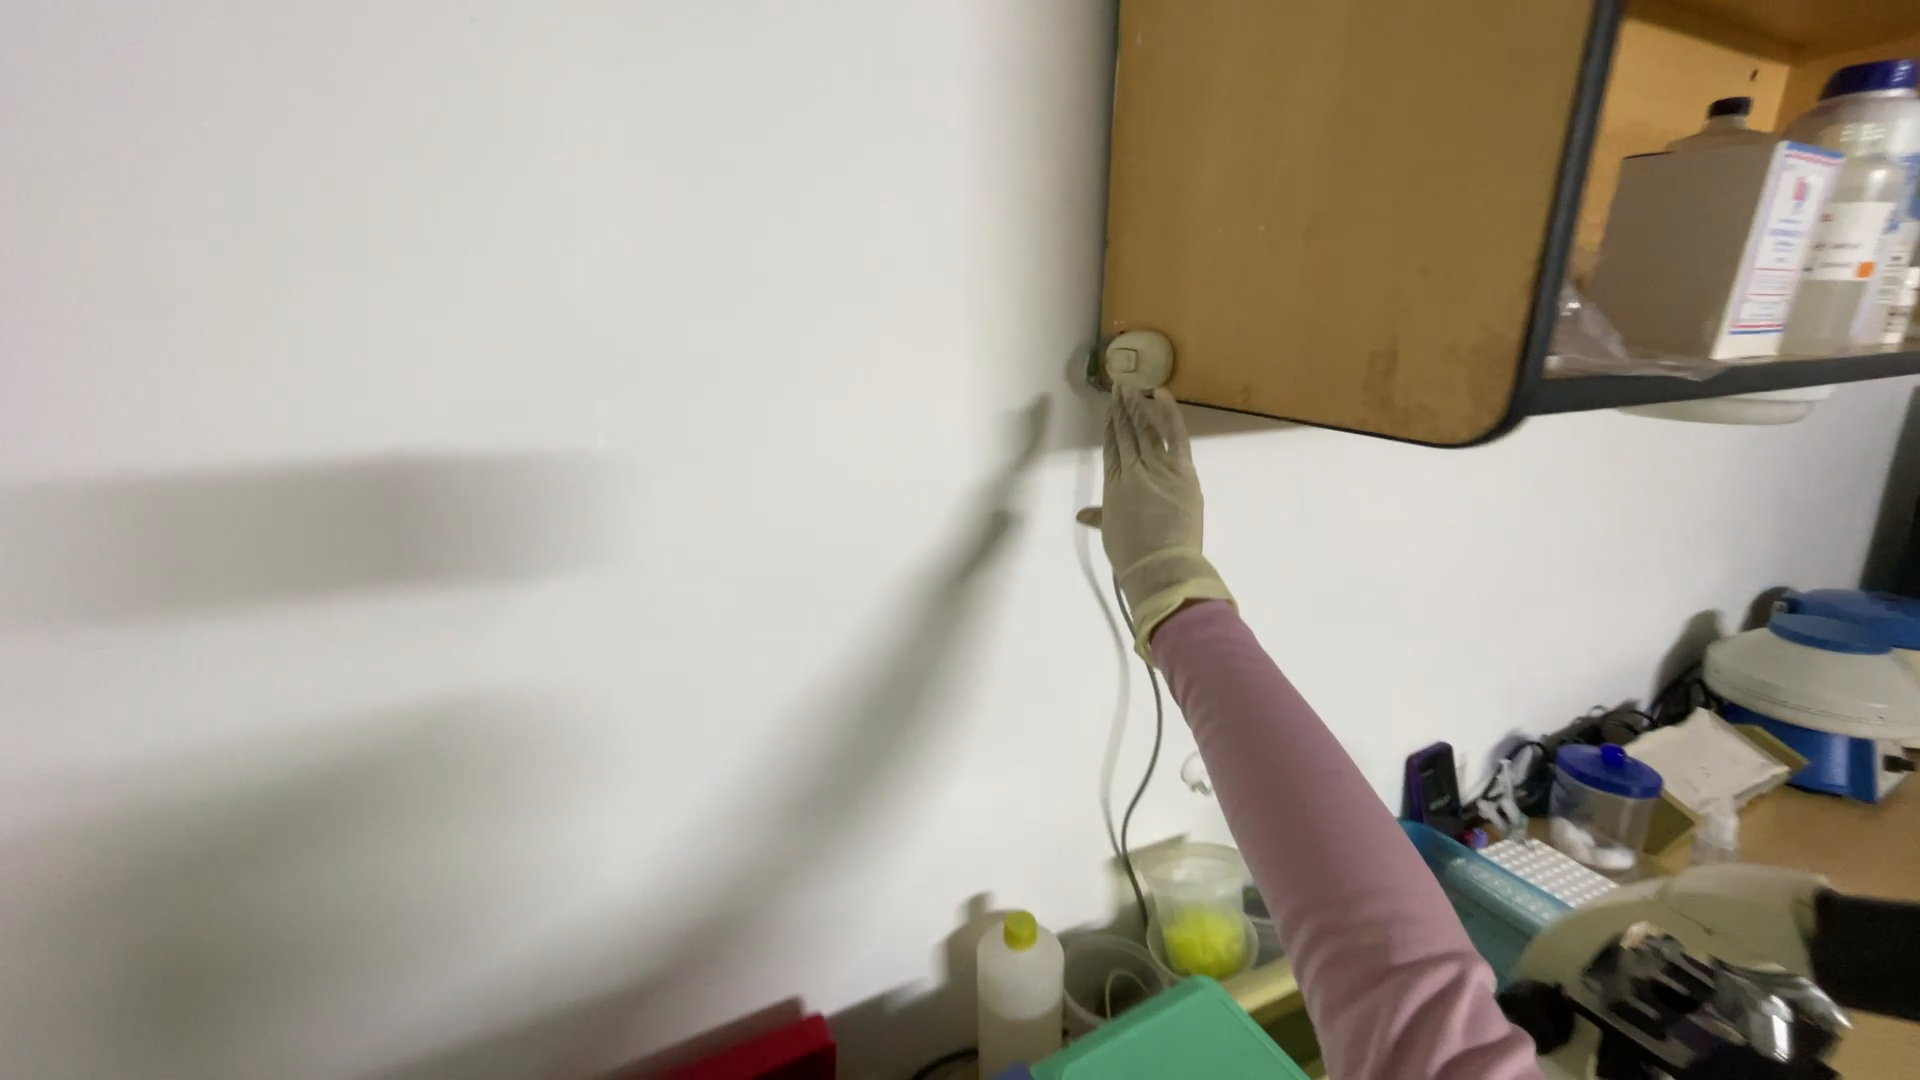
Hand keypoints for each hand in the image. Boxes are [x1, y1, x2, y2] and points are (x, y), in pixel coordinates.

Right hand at [1077, 386, 1232, 657]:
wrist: (1159, 565)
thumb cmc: (1133, 556)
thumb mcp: (1111, 533)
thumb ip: (1100, 517)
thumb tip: (1082, 515)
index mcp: (1113, 487)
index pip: (1111, 449)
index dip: (1110, 427)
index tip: (1109, 410)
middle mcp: (1132, 471)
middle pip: (1126, 434)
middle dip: (1122, 410)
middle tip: (1119, 388)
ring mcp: (1156, 468)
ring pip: (1145, 430)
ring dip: (1138, 406)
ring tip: (1133, 388)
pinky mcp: (1180, 470)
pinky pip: (1173, 435)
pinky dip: (1167, 413)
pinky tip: (1160, 395)